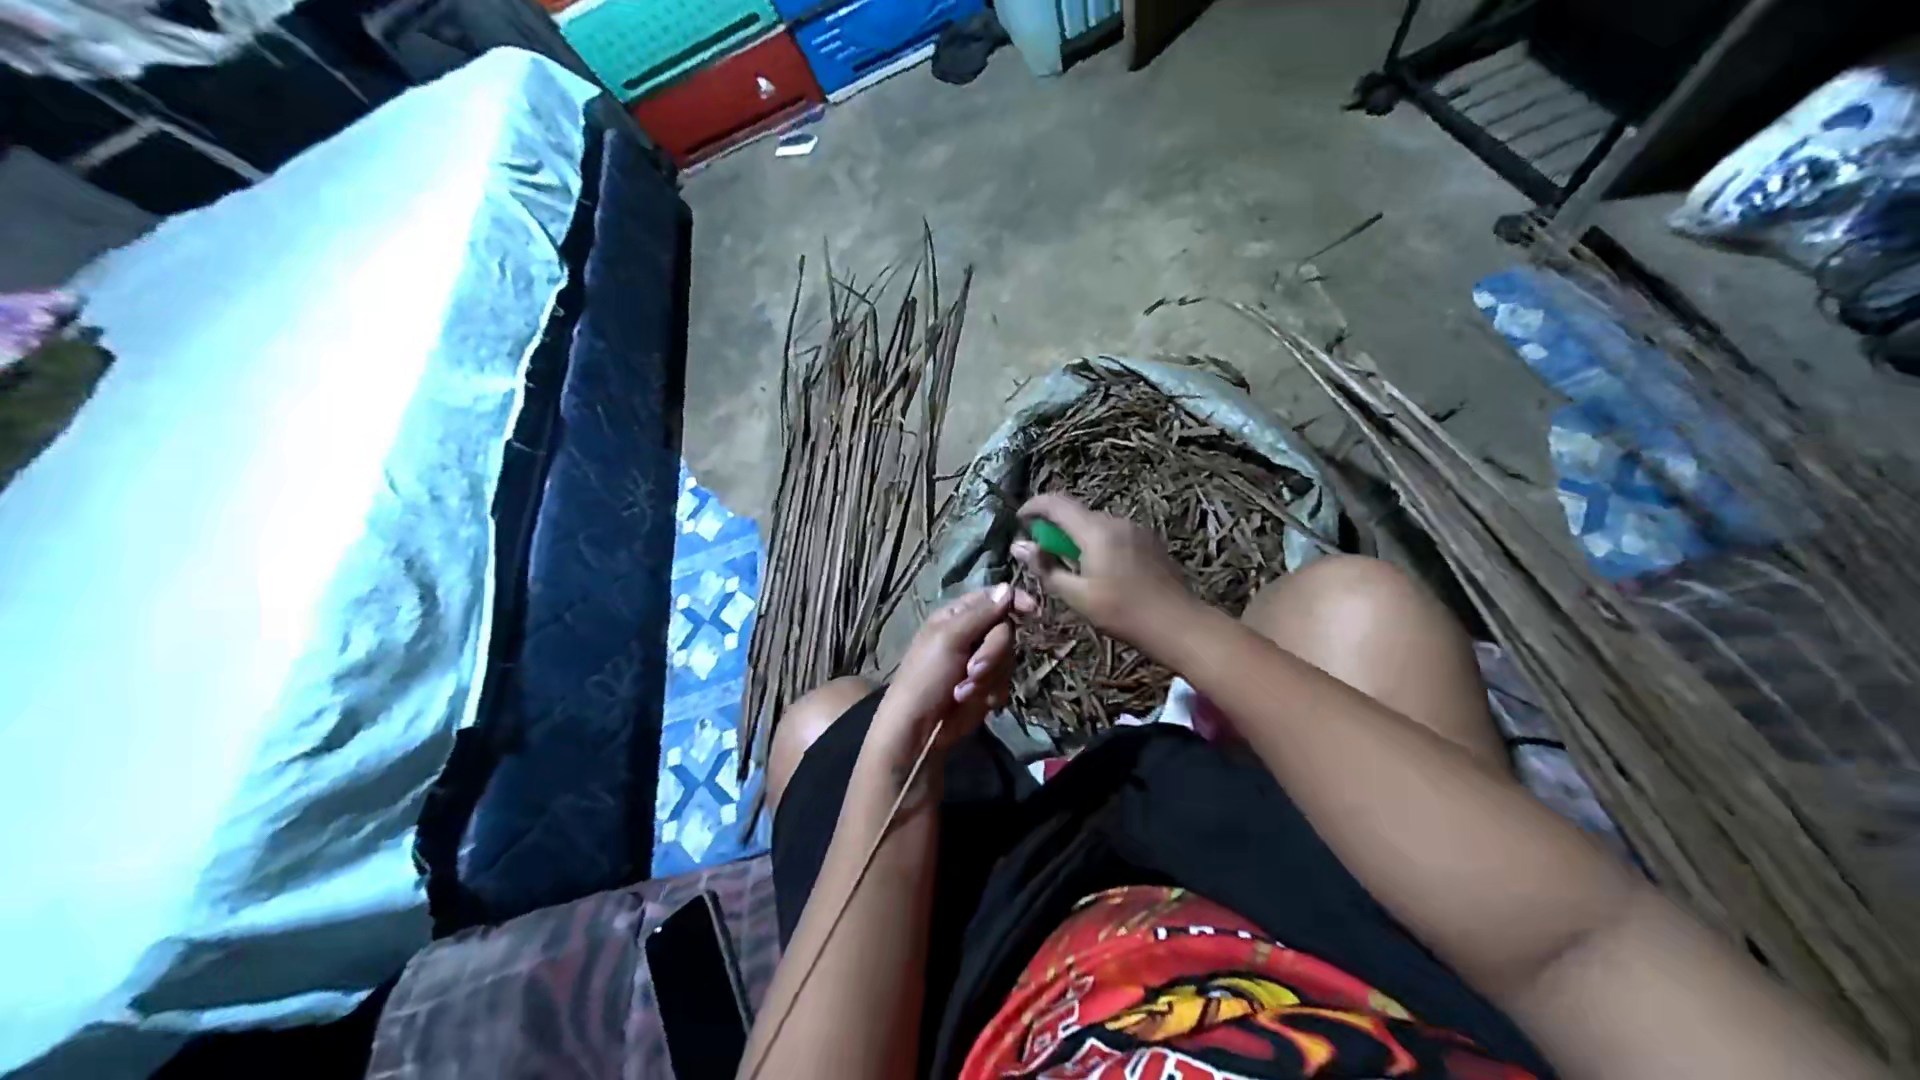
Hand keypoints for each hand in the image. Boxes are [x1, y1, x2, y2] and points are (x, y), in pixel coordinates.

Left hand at [868, 584, 1035, 769]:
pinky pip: (1006, 681)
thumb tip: (1008, 587)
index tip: (1034, 610)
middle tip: (972, 670)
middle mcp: (972, 634)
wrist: (920, 728)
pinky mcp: (988, 685)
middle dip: (992, 653)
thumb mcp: (949, 639)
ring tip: (963, 691)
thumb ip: (981, 614)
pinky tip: (972, 701)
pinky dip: (990, 692)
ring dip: (988, 677)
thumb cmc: (926, 677)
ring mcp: (981, 661)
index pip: (993, 598)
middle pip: (1005, 631)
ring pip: (1008, 659)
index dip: (1014, 600)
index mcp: (957, 615)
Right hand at [1011, 493, 1200, 652]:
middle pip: (1076, 513)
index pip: (1056, 503)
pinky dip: (1096, 543)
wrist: (1178, 624)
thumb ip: (1045, 568)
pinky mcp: (1149, 541)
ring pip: (1095, 524)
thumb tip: (1018, 546)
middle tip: (1041, 552)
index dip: (1033, 506)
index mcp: (1095, 531)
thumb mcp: (1076, 595)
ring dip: (1076, 537)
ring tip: (1071, 566)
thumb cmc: (1122, 613)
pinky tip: (1099, 570)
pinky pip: (1113, 533)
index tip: (1019, 520)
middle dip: (1054, 526)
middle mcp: (1116, 521)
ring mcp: (1136, 529)